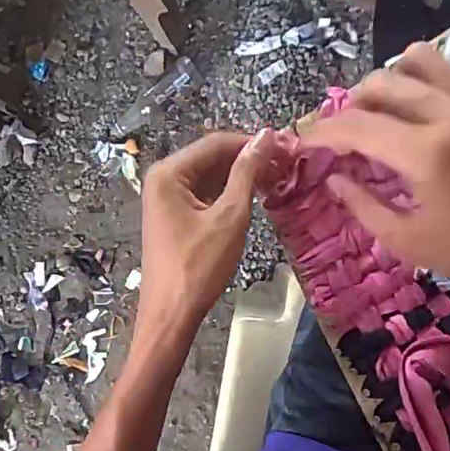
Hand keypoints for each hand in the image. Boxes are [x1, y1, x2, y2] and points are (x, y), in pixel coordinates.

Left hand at [137, 130, 277, 331]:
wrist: (171, 314)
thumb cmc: (199, 267)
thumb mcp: (229, 216)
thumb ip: (247, 172)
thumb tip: (266, 136)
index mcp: (169, 173)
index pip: (216, 143)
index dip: (252, 143)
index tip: (286, 147)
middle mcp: (163, 179)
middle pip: (211, 157)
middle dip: (247, 159)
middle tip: (286, 164)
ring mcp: (166, 198)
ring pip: (209, 176)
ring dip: (240, 176)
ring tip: (277, 179)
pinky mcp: (173, 216)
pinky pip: (204, 194)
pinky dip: (228, 193)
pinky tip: (254, 197)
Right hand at [302, 44, 449, 305]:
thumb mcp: (409, 242)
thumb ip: (364, 206)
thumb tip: (335, 180)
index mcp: (426, 154)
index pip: (358, 126)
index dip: (324, 132)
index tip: (306, 140)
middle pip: (382, 83)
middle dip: (350, 105)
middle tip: (342, 134)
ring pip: (417, 62)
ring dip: (385, 83)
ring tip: (378, 113)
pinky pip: (446, 74)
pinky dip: (418, 82)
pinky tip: (413, 113)